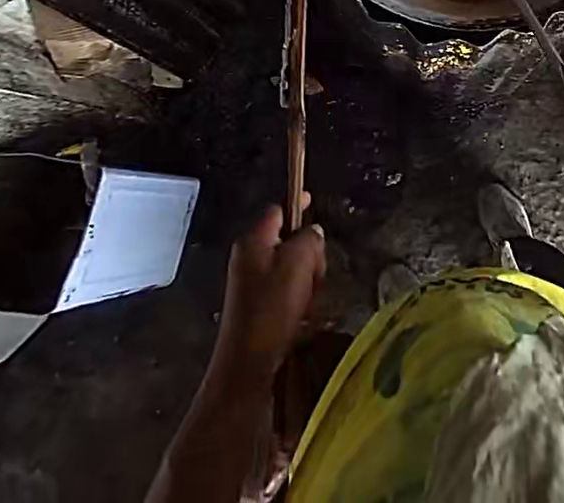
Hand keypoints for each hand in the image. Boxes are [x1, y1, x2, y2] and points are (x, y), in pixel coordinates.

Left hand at [213, 199, 325, 383]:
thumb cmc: (273, 307)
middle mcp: (249, 255)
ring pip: (292, 261)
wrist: (248, 364)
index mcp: (254, 240)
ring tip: (309, 295)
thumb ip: (309, 238)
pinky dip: (299, 292)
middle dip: (308, 250)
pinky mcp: (258, 301)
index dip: (297, 203)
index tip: (312, 200)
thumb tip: (312, 232)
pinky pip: (286, 284)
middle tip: (315, 270)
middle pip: (288, 236)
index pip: (278, 208)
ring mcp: (251, 279)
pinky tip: (303, 310)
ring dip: (307, 274)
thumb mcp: (299, 262)